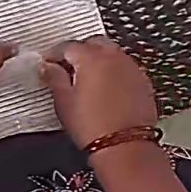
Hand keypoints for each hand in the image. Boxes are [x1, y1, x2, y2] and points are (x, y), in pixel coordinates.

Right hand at [41, 36, 158, 148]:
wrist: (125, 147)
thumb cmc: (93, 127)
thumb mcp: (64, 102)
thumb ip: (54, 78)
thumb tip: (48, 67)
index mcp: (91, 59)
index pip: (68, 46)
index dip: (54, 54)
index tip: (48, 63)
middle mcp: (114, 57)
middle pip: (92, 44)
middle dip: (78, 52)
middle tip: (66, 68)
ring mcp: (131, 68)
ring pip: (111, 53)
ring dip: (97, 60)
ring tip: (86, 78)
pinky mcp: (142, 81)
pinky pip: (124, 67)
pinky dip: (113, 71)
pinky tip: (105, 87)